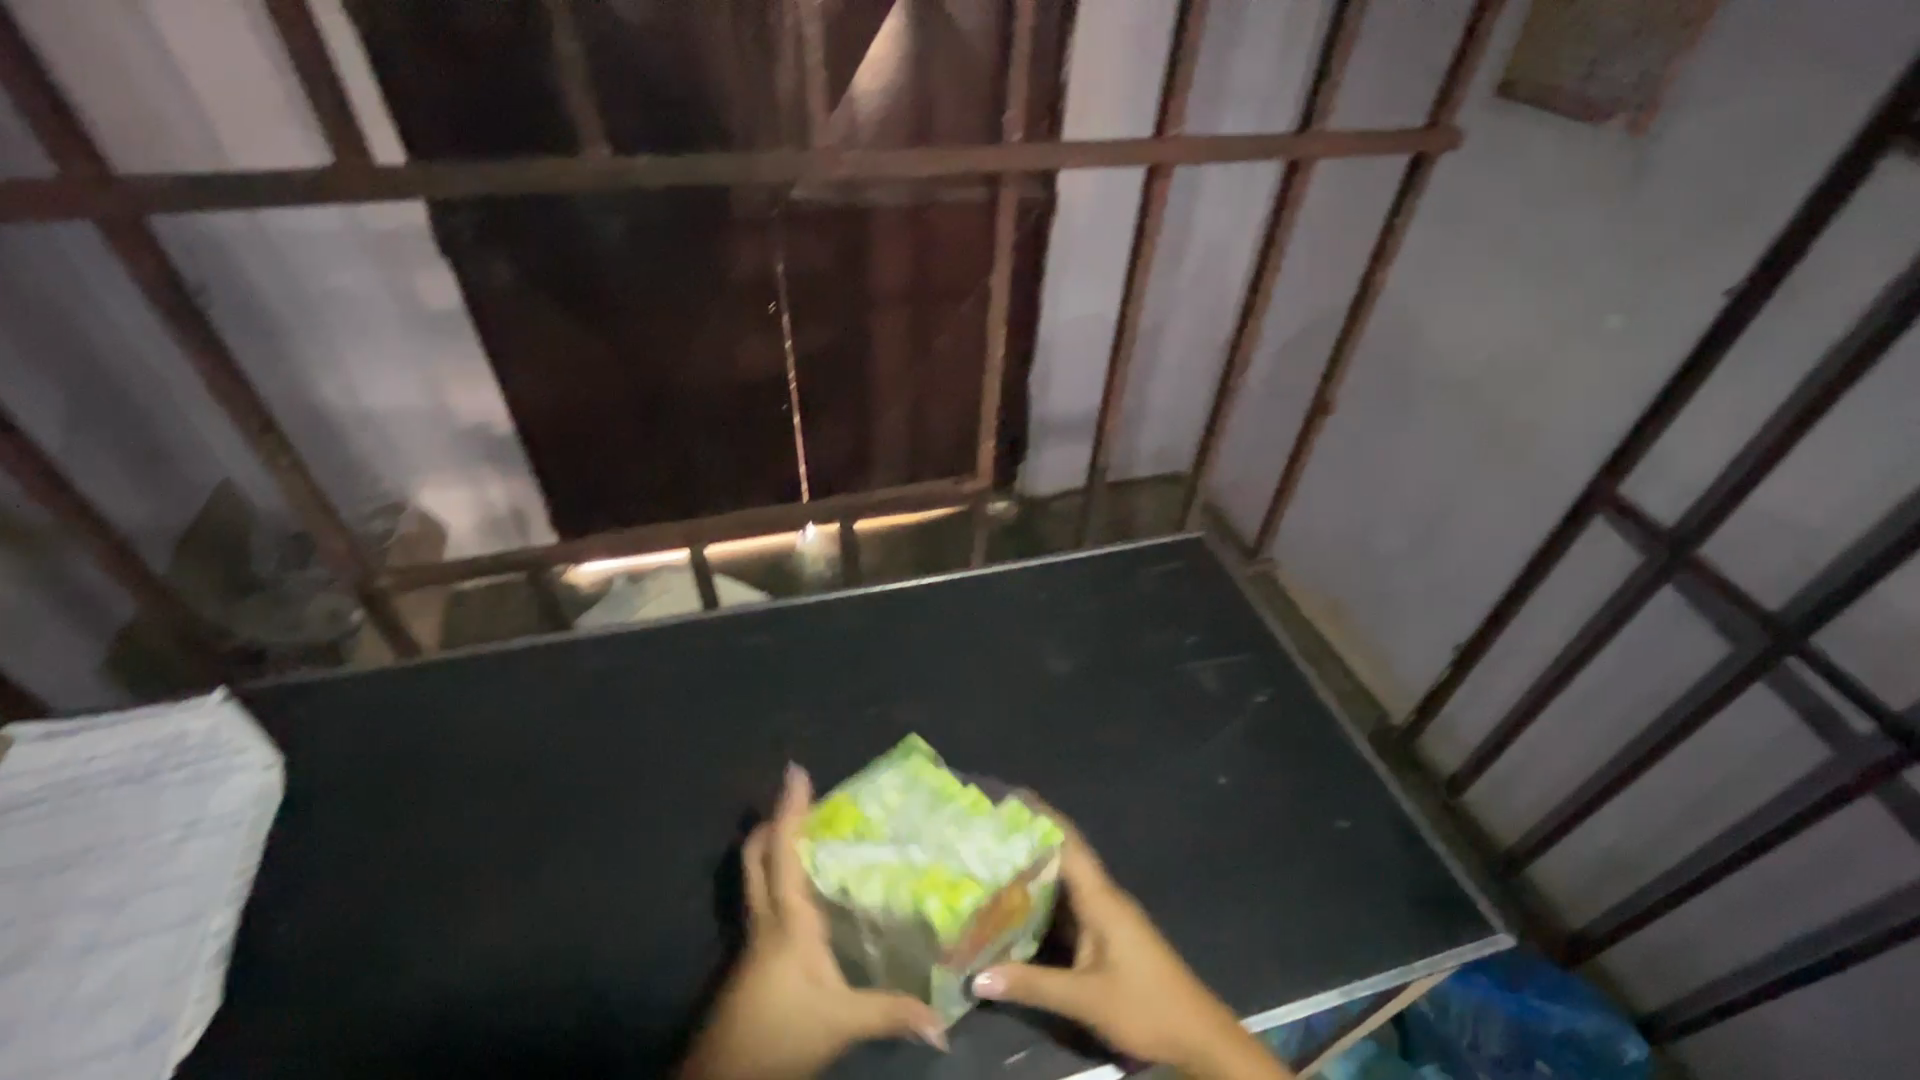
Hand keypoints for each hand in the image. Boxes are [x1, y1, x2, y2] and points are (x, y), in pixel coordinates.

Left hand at [678, 765, 947, 1079]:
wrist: (723, 1077)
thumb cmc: (781, 1034)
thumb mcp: (842, 1022)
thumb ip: (892, 1013)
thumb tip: (945, 1021)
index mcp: (787, 920)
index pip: (784, 851)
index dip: (789, 809)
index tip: (796, 771)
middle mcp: (766, 918)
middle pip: (757, 855)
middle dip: (773, 820)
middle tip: (801, 799)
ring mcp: (753, 938)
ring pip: (755, 875)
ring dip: (773, 847)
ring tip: (807, 832)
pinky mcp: (751, 958)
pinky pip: (762, 900)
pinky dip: (777, 878)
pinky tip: (803, 893)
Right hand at [970, 810, 1292, 1079]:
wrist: (1198, 1039)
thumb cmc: (1147, 1007)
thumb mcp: (1086, 999)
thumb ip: (1032, 985)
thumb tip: (975, 977)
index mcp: (1102, 899)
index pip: (1068, 843)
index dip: (1040, 817)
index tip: (1007, 798)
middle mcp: (1103, 901)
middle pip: (1062, 861)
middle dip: (1026, 845)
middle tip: (982, 835)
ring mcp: (1106, 922)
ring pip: (1063, 889)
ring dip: (1031, 877)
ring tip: (987, 867)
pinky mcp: (1105, 942)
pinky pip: (1066, 914)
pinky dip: (1041, 908)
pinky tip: (1013, 914)